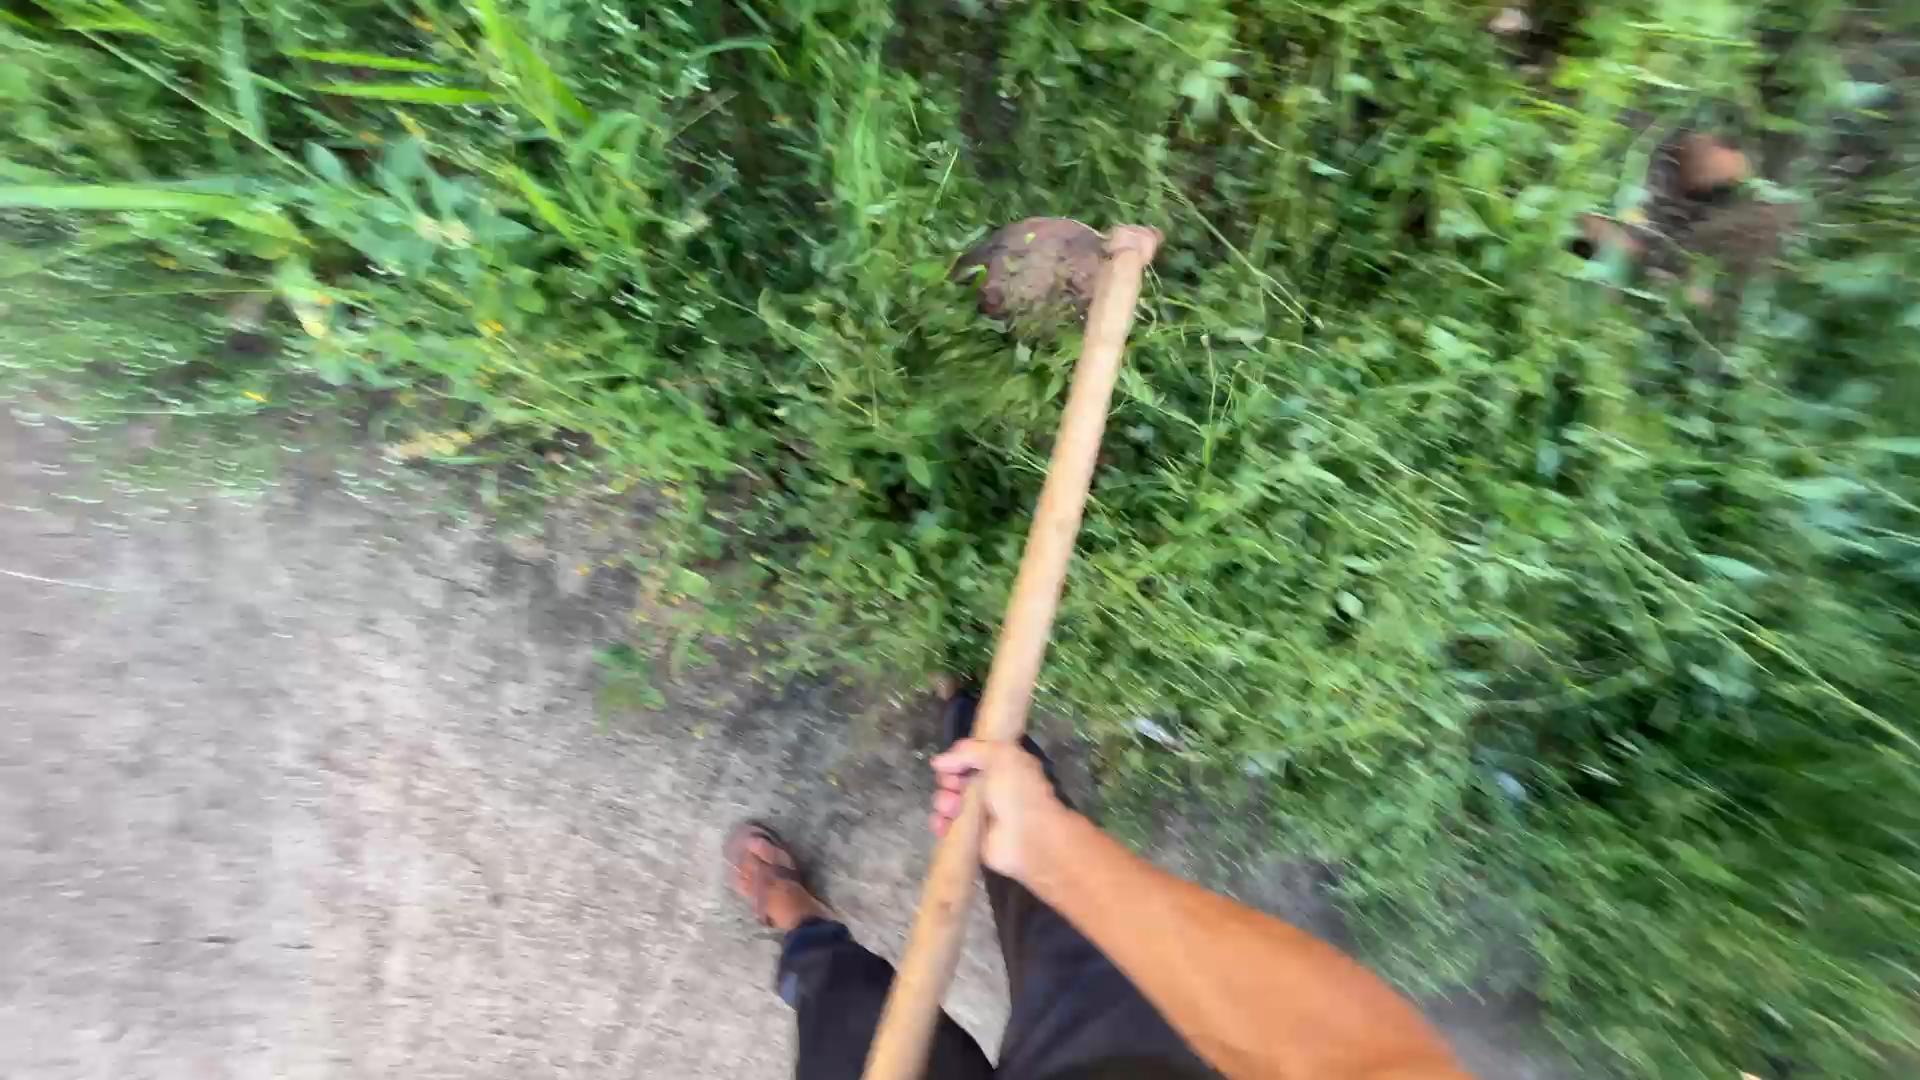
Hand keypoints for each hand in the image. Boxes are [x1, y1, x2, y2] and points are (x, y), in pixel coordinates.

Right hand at [929, 739, 1067, 882]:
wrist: (1028, 838)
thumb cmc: (1017, 791)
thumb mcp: (1000, 755)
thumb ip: (970, 750)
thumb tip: (939, 761)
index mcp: (1003, 766)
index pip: (972, 758)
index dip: (957, 760)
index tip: (947, 765)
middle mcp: (992, 788)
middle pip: (958, 779)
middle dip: (948, 781)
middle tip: (949, 785)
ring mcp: (982, 813)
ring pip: (951, 802)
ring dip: (944, 802)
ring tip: (949, 807)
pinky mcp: (973, 836)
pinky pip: (949, 826)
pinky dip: (941, 823)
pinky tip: (941, 823)